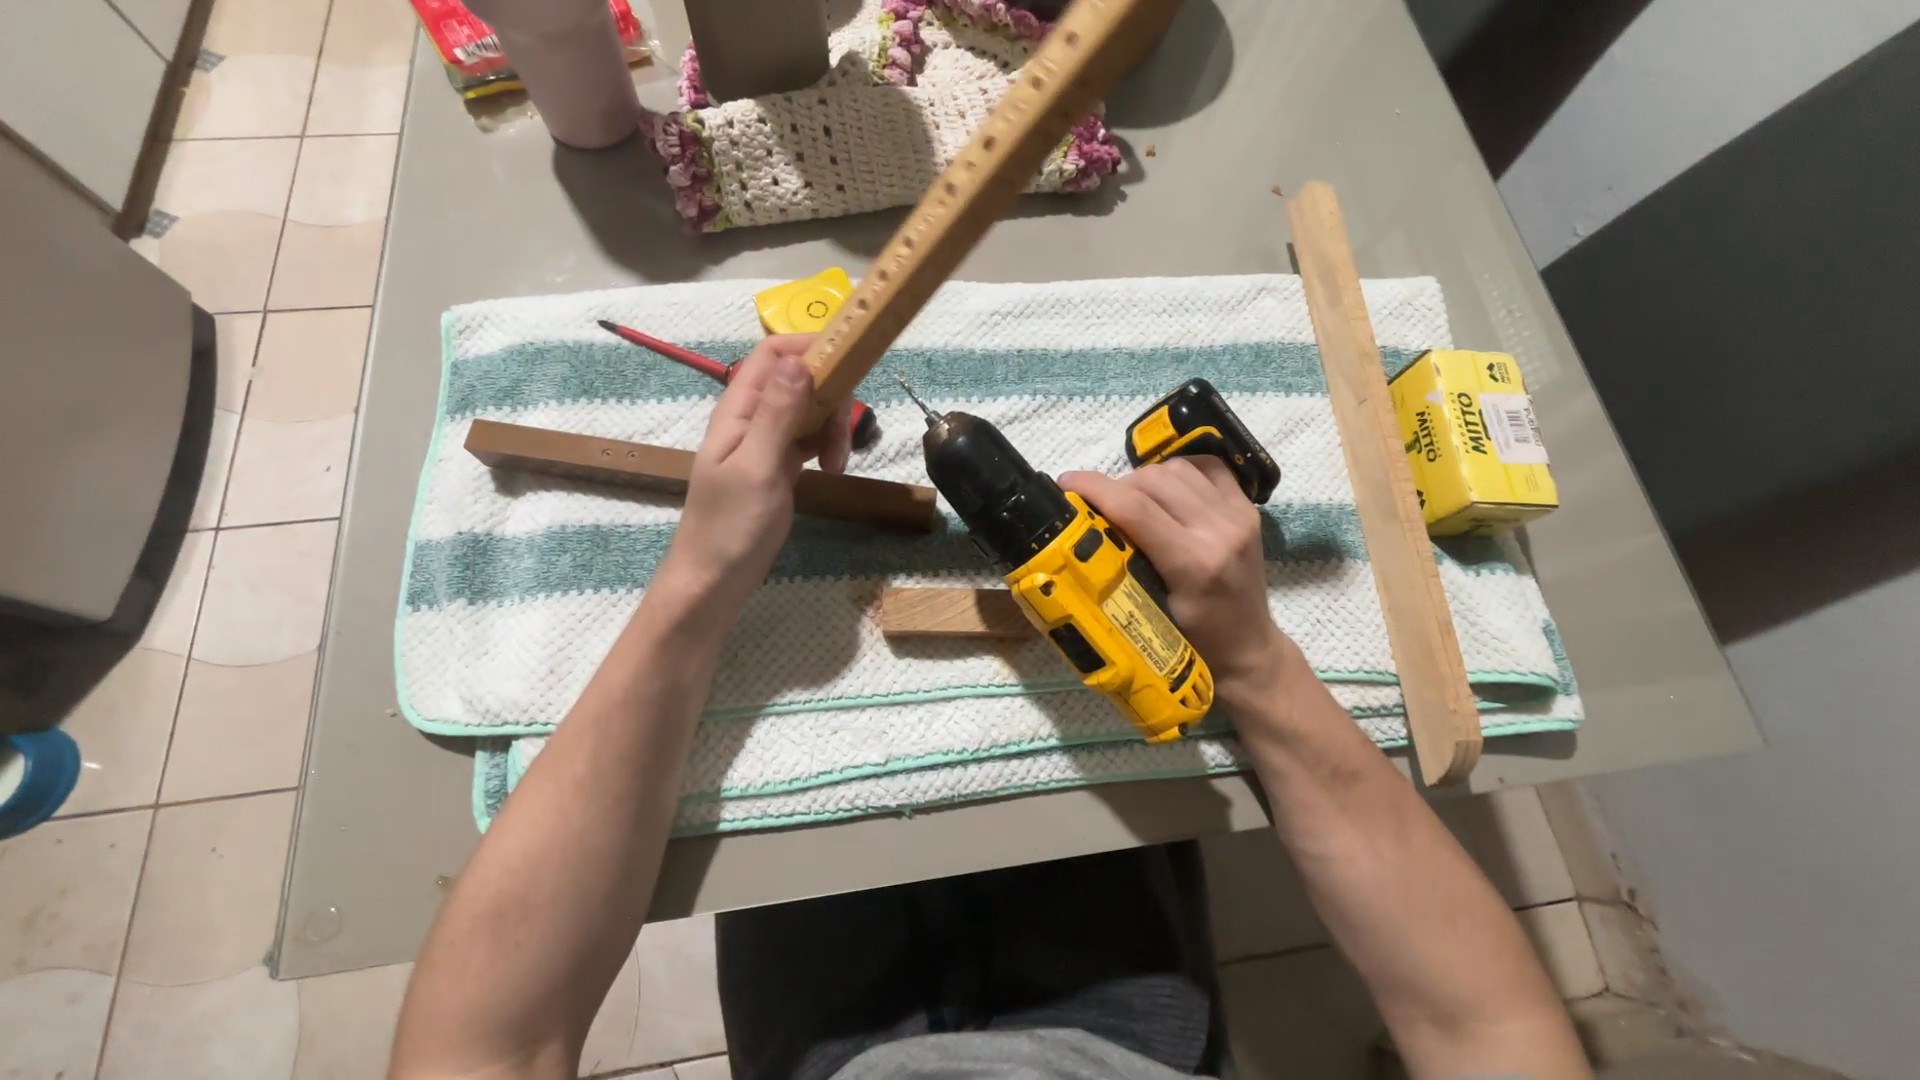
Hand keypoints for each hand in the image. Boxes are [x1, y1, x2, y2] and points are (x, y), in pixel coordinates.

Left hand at [654, 336, 850, 618]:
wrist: (715, 580)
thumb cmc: (729, 527)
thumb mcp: (756, 468)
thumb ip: (777, 414)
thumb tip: (799, 361)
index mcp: (737, 409)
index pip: (774, 354)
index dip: (811, 347)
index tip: (851, 362)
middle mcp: (752, 417)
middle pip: (800, 379)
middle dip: (830, 398)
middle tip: (842, 439)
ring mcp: (766, 441)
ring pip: (809, 408)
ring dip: (832, 427)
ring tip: (837, 465)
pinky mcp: (780, 464)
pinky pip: (809, 437)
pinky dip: (827, 445)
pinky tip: (832, 469)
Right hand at [1058, 458, 1294, 705]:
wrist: (1248, 648)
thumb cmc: (1193, 642)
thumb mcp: (1148, 610)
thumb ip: (1120, 567)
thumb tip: (1082, 531)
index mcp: (1193, 564)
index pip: (1135, 508)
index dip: (1094, 488)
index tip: (1065, 483)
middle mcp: (1220, 531)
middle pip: (1153, 481)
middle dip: (1116, 486)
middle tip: (1099, 507)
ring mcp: (1239, 516)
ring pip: (1177, 468)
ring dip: (1145, 478)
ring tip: (1132, 502)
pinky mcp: (1248, 508)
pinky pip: (1207, 467)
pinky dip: (1179, 471)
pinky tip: (1166, 491)